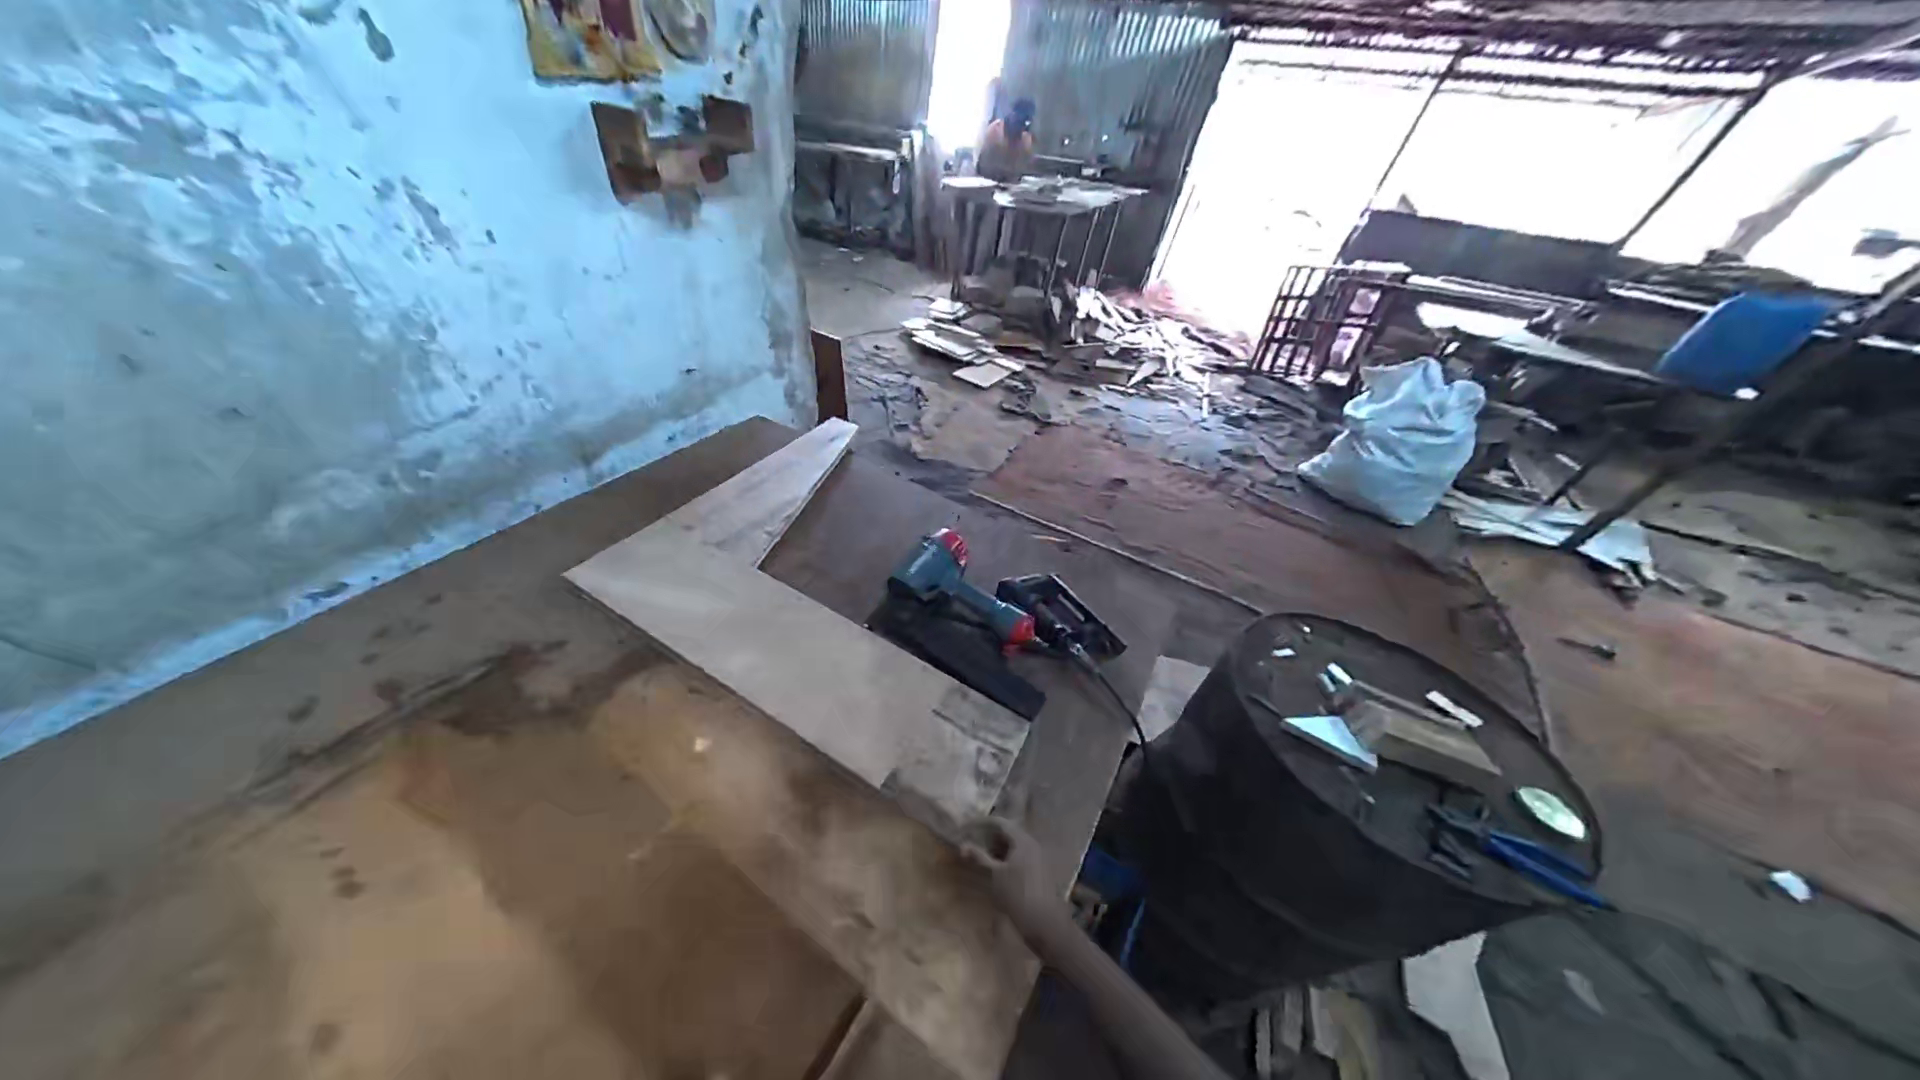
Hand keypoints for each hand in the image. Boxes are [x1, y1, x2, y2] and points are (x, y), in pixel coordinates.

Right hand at [962, 816, 1054, 925]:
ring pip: (1016, 846)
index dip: (982, 824)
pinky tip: (1000, 871)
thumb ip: (979, 857)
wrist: (1045, 922)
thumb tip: (963, 845)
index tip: (968, 828)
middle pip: (1009, 833)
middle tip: (974, 845)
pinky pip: (1022, 857)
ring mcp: (1039, 857)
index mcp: (1023, 840)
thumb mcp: (995, 875)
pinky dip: (1009, 859)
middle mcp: (1033, 844)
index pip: (1000, 823)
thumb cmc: (1017, 895)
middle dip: (990, 838)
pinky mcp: (1041, 871)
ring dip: (999, 849)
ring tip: (984, 859)